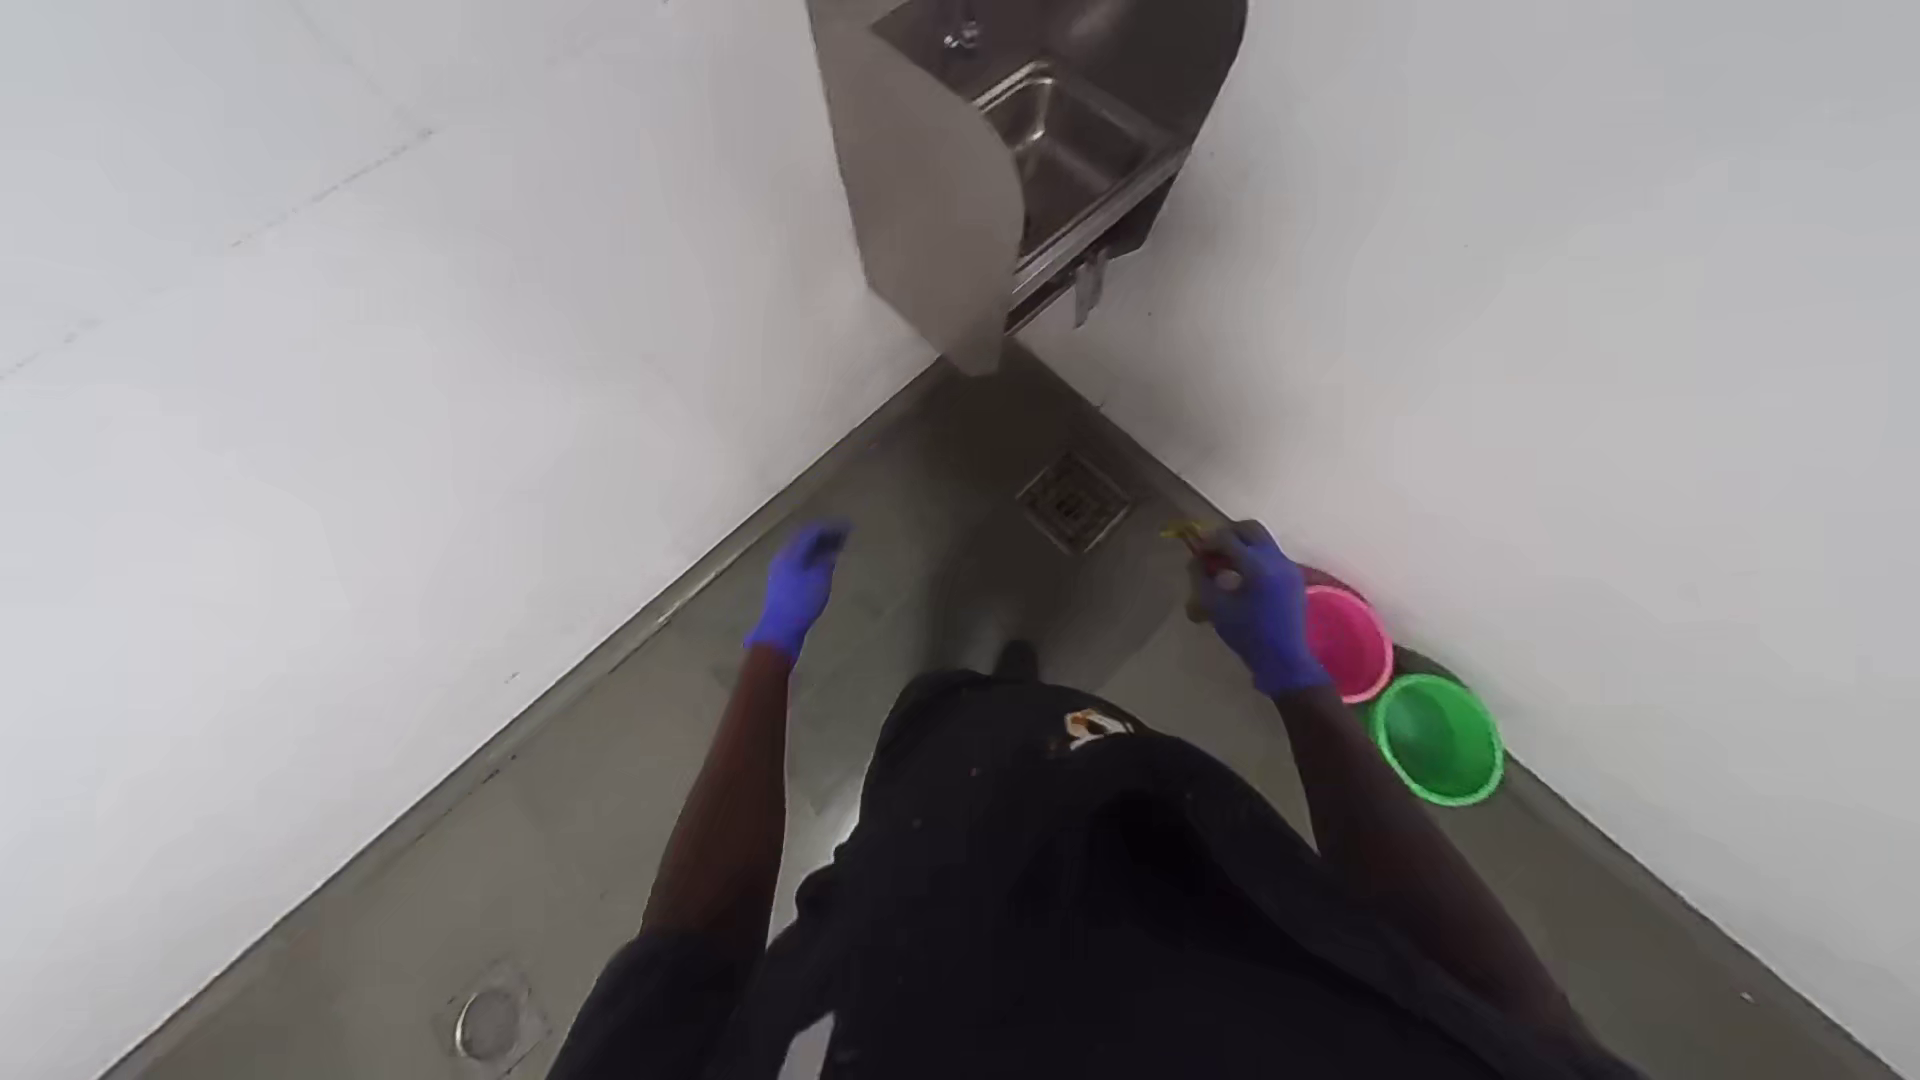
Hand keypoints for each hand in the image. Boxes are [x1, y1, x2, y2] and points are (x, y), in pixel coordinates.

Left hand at [746, 520, 849, 659]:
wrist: (780, 629)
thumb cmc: (802, 603)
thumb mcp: (820, 579)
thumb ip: (826, 562)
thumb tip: (830, 554)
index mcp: (791, 553)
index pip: (812, 531)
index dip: (831, 527)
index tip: (849, 526)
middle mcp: (784, 556)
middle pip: (805, 538)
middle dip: (825, 534)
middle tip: (845, 534)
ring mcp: (781, 569)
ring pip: (803, 550)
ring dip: (820, 546)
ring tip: (838, 547)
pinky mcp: (783, 582)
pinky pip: (801, 560)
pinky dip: (815, 557)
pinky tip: (825, 564)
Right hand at [1194, 520, 1329, 696]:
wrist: (1284, 658)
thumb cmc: (1246, 634)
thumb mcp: (1214, 607)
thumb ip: (1200, 578)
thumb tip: (1195, 561)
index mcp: (1257, 566)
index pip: (1228, 538)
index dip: (1208, 542)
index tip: (1197, 553)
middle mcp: (1276, 559)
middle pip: (1250, 528)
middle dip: (1228, 534)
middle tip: (1212, 550)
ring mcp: (1288, 567)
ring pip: (1262, 540)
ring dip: (1241, 545)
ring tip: (1225, 564)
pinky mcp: (1293, 576)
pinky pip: (1270, 554)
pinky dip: (1253, 556)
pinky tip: (1241, 576)